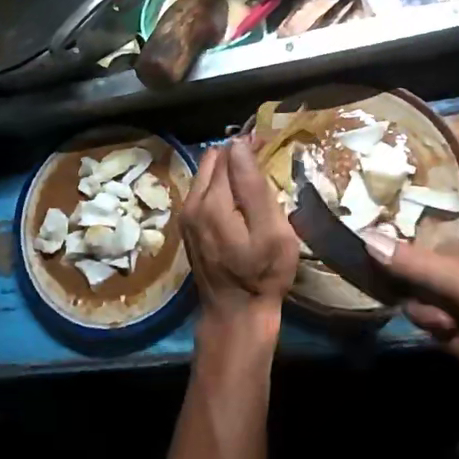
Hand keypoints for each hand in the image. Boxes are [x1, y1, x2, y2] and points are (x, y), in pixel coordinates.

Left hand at [179, 137, 298, 344]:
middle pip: (212, 161)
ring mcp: (186, 216)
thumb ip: (253, 186)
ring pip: (207, 176)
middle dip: (237, 157)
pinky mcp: (189, 227)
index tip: (269, 147)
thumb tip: (239, 144)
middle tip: (264, 165)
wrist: (235, 314)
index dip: (249, 147)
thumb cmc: (261, 274)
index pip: (228, 154)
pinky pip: (204, 193)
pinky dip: (221, 188)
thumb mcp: (271, 232)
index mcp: (211, 202)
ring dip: (228, 172)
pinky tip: (240, 203)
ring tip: (254, 183)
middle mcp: (192, 203)